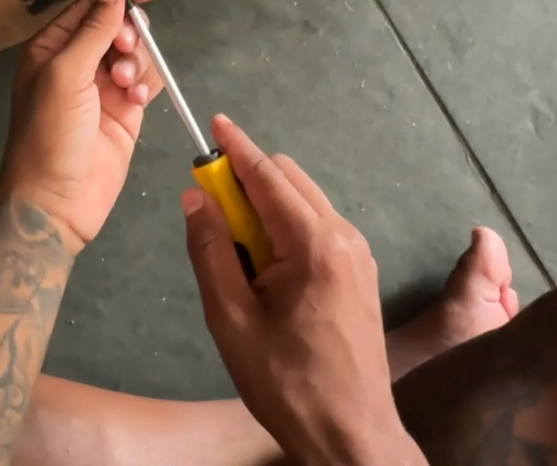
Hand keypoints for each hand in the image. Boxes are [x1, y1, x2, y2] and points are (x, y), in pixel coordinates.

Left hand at [0, 0, 168, 247]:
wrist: (55, 203)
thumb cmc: (48, 133)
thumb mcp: (65, 74)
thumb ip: (94, 29)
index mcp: (53, 46)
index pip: (93, 5)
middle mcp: (77, 62)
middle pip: (118, 27)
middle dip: (131, 34)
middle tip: (126, 52)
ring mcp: (102, 88)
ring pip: (136, 54)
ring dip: (138, 63)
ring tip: (127, 87)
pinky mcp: (124, 113)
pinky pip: (145, 83)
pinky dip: (146, 85)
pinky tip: (136, 102)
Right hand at [184, 116, 421, 465]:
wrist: (353, 439)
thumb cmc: (286, 381)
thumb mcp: (231, 319)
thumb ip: (210, 250)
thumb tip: (196, 196)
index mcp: (313, 244)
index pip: (267, 176)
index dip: (236, 146)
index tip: (214, 122)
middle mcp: (343, 235)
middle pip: (288, 177)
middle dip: (247, 177)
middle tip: (213, 209)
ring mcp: (357, 252)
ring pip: (304, 196)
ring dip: (266, 201)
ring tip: (239, 248)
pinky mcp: (360, 268)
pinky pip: (316, 220)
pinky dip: (286, 221)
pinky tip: (268, 263)